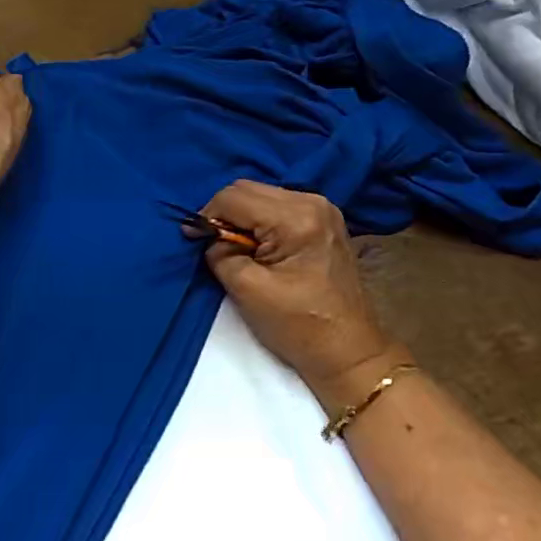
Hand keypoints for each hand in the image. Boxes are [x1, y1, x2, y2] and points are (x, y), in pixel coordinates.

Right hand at [197, 180, 407, 400]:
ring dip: (244, 217)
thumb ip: (222, 254)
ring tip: (236, 249)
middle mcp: (313, 201)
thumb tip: (210, 235)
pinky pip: (281, 206)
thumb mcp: (248, 291)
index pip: (236, 197)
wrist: (348, 351)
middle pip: (251, 189)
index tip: (192, 237)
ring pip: (265, 195)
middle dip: (226, 214)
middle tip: (214, 245)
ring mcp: (324, 209)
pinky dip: (263, 221)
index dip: (208, 215)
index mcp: (296, 217)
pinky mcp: (326, 220)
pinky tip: (259, 246)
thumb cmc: (299, 326)